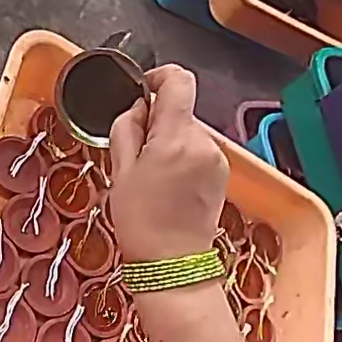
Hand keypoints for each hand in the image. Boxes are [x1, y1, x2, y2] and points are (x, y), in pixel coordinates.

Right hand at [107, 65, 228, 262]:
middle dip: (158, 123)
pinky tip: (169, 186)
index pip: (179, 80)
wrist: (172, 264)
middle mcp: (204, 143)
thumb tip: (138, 109)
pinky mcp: (222, 175)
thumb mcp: (120, 172)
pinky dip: (182, 159)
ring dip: (170, 143)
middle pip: (181, 111)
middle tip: (135, 155)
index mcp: (177, 137)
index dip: (159, 77)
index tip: (143, 92)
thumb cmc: (141, 221)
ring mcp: (217, 160)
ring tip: (152, 177)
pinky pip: (198, 153)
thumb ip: (127, 129)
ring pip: (189, 133)